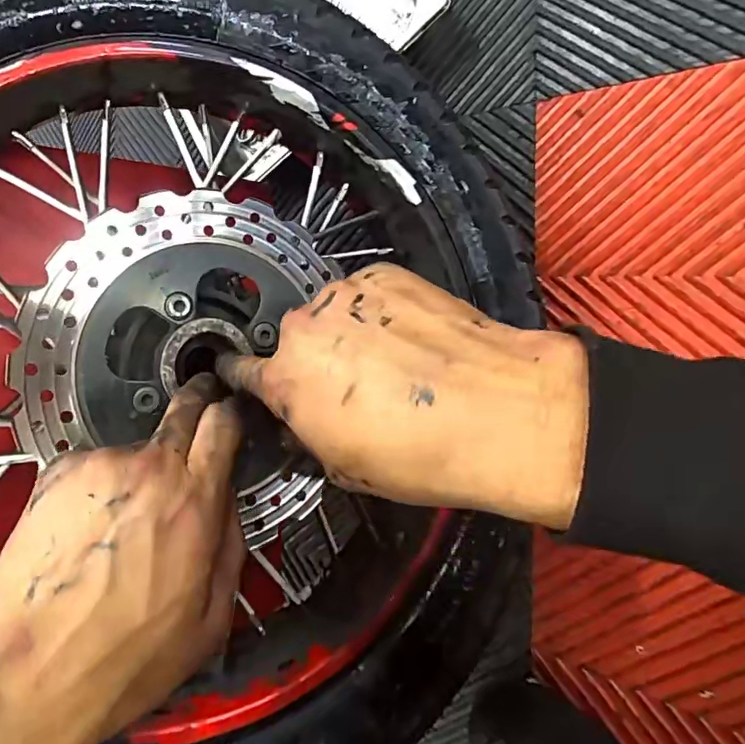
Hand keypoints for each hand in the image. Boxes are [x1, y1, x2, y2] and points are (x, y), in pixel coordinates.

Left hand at [0, 376, 245, 743]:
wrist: (31, 669)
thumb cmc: (123, 658)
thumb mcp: (210, 621)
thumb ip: (231, 547)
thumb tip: (227, 506)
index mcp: (196, 503)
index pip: (222, 423)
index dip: (229, 409)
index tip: (229, 408)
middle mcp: (152, 470)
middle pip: (183, 410)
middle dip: (195, 404)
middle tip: (195, 413)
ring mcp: (103, 466)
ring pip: (135, 450)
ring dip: (136, 472)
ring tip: (116, 526)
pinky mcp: (60, 472)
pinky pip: (93, 467)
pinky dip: (95, 488)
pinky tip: (82, 532)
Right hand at [216, 264, 587, 528]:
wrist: (501, 411)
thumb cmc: (428, 450)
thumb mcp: (345, 466)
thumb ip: (305, 431)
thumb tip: (303, 420)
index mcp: (287, 381)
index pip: (243, 368)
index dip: (251, 378)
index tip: (258, 379)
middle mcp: (308, 330)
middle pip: (292, 340)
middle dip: (313, 360)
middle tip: (351, 387)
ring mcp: (347, 296)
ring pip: (330, 314)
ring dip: (347, 333)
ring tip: (390, 363)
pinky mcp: (385, 276)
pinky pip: (366, 294)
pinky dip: (379, 313)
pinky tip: (409, 341)